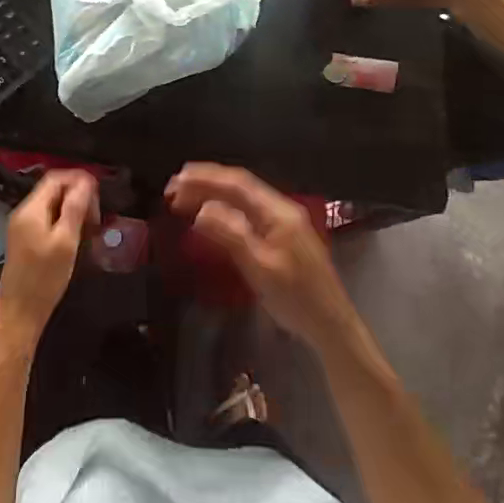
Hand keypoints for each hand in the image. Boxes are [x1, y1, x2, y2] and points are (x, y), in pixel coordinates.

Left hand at [0, 170, 99, 340]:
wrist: (20, 313)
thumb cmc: (44, 278)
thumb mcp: (65, 242)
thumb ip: (75, 208)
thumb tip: (86, 181)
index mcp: (31, 209)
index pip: (55, 178)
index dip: (78, 179)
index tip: (99, 194)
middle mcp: (23, 213)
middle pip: (52, 189)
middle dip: (77, 194)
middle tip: (97, 214)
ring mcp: (22, 227)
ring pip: (51, 205)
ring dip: (72, 208)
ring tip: (91, 225)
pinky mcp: (24, 240)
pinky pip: (46, 219)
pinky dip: (63, 220)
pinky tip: (76, 235)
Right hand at [165, 164, 359, 348]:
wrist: (331, 325)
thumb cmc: (297, 299)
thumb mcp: (261, 268)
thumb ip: (232, 235)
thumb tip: (202, 210)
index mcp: (279, 212)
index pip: (238, 183)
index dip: (205, 178)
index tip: (177, 180)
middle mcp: (282, 211)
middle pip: (239, 188)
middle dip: (204, 184)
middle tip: (172, 190)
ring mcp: (283, 224)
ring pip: (242, 200)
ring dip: (212, 196)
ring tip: (183, 201)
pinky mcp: (281, 238)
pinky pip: (247, 214)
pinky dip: (223, 211)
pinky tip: (209, 218)